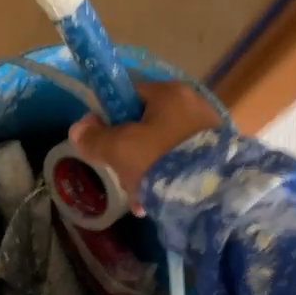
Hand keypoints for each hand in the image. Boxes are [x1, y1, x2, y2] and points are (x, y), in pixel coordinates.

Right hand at [68, 81, 222, 215]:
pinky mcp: (218, 155)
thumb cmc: (162, 161)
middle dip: (127, 152)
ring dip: (145, 170)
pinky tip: (157, 201)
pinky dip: (166, 178)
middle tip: (120, 174)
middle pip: (144, 124)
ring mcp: (208, 130)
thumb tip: (77, 128)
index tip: (101, 142)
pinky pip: (180, 163)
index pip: (129, 94)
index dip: (109, 117)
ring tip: (139, 197)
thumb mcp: (119, 149)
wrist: (214, 195)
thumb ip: (95, 138)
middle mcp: (193, 104)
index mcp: (169, 93)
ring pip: (160, 148)